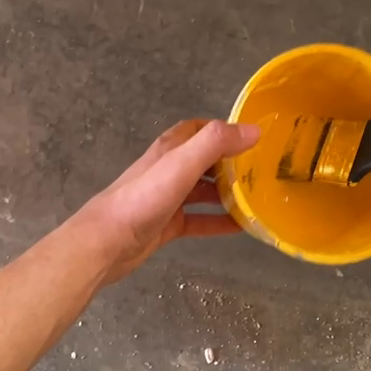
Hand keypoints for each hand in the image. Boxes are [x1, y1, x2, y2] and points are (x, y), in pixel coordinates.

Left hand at [61, 119, 259, 284]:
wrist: (107, 242)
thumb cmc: (144, 198)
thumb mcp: (181, 164)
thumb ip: (215, 143)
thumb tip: (254, 130)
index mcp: (170, 149)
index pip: (199, 129)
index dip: (224, 130)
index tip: (253, 137)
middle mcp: (169, 170)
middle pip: (205, 161)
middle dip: (231, 163)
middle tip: (263, 172)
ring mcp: (168, 199)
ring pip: (204, 191)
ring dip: (228, 193)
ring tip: (258, 199)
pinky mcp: (168, 225)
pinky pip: (199, 220)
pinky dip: (219, 221)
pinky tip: (241, 227)